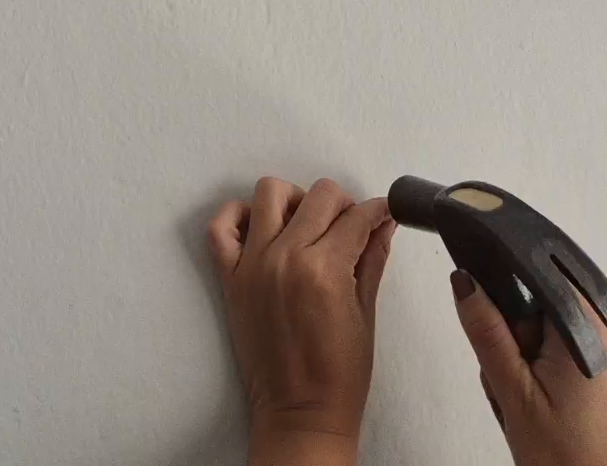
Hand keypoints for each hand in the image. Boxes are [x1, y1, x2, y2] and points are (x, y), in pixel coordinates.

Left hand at [207, 178, 396, 465]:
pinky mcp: (229, 276)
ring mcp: (253, 262)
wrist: (299, 415)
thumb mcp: (366, 313)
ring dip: (294, 200)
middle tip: (349, 225)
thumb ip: (373, 259)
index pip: (356, 216)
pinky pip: (221, 226)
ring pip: (269, 192)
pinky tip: (259, 228)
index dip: (375, 211)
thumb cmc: (340, 374)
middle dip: (343, 204)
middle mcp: (286, 255)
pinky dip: (238, 216)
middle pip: (319, 195)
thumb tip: (385, 221)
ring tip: (305, 224)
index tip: (381, 213)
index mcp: (325, 268)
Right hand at [451, 269, 606, 465]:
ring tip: (519, 400)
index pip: (531, 267)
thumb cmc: (573, 462)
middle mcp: (604, 327)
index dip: (498, 280)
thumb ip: (486, 331)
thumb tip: (463, 278)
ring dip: (521, 354)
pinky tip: (536, 404)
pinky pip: (558, 348)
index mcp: (585, 323)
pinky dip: (538, 368)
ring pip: (542, 326)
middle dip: (509, 330)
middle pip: (534, 298)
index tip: (478, 307)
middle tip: (503, 375)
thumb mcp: (515, 394)